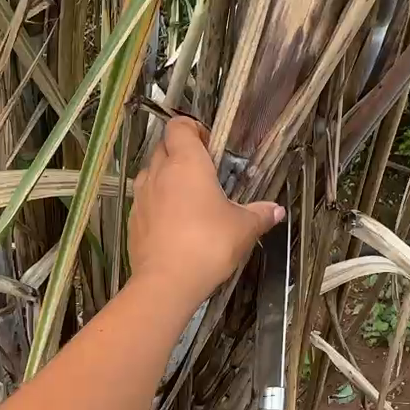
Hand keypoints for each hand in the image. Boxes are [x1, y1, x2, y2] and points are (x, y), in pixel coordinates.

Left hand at [129, 117, 283, 304]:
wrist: (166, 283)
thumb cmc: (208, 245)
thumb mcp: (242, 229)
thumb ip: (259, 215)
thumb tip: (277, 211)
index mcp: (186, 163)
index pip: (179, 126)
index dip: (192, 130)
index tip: (209, 145)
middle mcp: (158, 174)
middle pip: (162, 147)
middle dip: (179, 153)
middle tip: (201, 173)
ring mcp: (141, 198)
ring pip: (149, 175)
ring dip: (164, 178)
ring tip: (185, 199)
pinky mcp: (132, 223)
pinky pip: (143, 203)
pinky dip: (155, 206)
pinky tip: (171, 225)